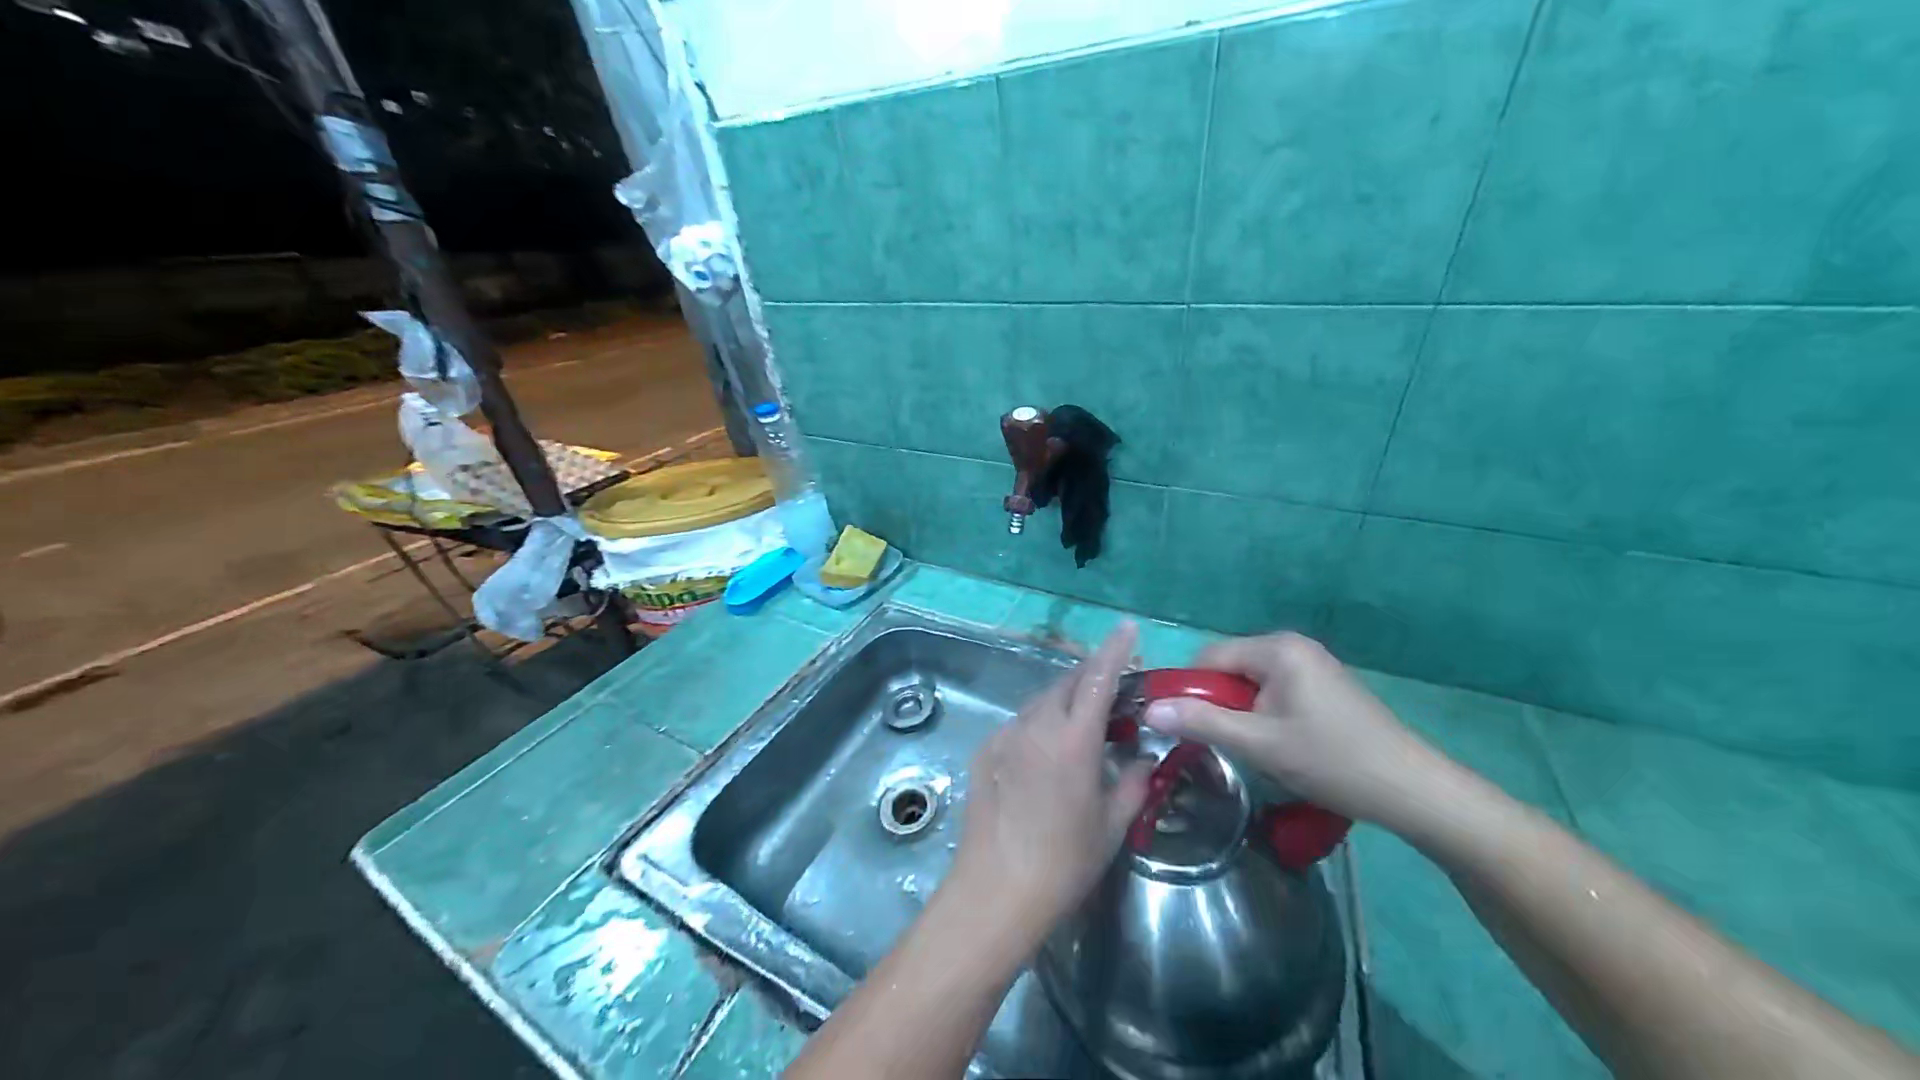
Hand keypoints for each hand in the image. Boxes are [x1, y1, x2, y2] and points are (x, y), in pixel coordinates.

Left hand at [948, 622, 1152, 944]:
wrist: (996, 889)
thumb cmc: (1063, 861)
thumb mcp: (1112, 824)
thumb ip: (1132, 783)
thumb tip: (1142, 759)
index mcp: (1072, 739)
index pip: (1098, 679)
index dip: (1115, 650)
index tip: (1128, 627)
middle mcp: (1035, 726)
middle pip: (1067, 684)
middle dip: (1092, 678)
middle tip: (1116, 694)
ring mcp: (1005, 736)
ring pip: (1041, 702)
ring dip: (1066, 702)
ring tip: (1085, 726)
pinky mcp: (985, 750)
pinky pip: (1020, 724)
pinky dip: (1041, 724)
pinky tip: (1048, 754)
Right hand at [1142, 632, 1448, 826]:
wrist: (1411, 790)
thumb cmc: (1330, 760)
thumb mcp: (1258, 744)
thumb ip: (1201, 722)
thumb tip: (1149, 709)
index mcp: (1276, 648)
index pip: (1209, 657)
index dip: (1191, 690)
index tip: (1190, 727)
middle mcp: (1293, 645)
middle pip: (1230, 667)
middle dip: (1220, 703)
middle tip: (1229, 742)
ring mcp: (1312, 663)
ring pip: (1251, 682)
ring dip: (1242, 711)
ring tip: (1256, 747)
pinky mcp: (1325, 684)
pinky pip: (1274, 689)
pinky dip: (1265, 713)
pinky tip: (1281, 743)